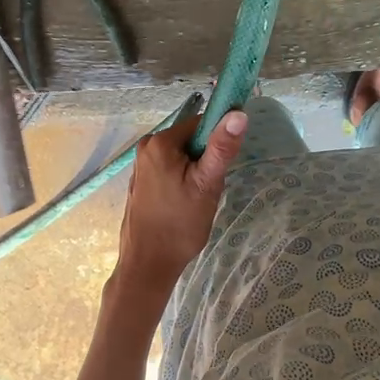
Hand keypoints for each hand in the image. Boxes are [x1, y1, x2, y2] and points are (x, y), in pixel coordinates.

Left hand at [114, 109, 246, 292]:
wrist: (147, 266)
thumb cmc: (179, 224)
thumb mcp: (207, 184)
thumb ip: (222, 147)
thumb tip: (238, 113)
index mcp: (159, 142)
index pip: (199, 124)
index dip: (214, 144)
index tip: (218, 169)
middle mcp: (146, 147)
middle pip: (189, 141)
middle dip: (203, 161)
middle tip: (207, 189)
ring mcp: (141, 166)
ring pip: (181, 158)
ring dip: (193, 173)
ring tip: (195, 200)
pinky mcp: (141, 182)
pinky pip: (169, 170)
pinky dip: (180, 182)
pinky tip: (182, 206)